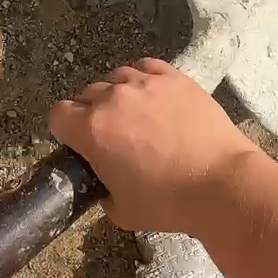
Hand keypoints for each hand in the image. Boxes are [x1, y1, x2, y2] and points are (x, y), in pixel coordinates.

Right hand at [48, 58, 263, 232]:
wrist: (218, 182)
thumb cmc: (167, 201)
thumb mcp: (121, 210)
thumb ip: (103, 189)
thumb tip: (107, 180)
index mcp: (91, 129)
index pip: (58, 114)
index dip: (65, 129)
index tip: (78, 142)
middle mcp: (113, 97)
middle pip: (87, 94)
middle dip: (91, 112)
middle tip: (110, 135)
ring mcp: (145, 82)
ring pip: (116, 77)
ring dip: (117, 94)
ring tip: (135, 114)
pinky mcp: (173, 76)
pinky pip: (145, 67)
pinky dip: (143, 78)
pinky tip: (152, 94)